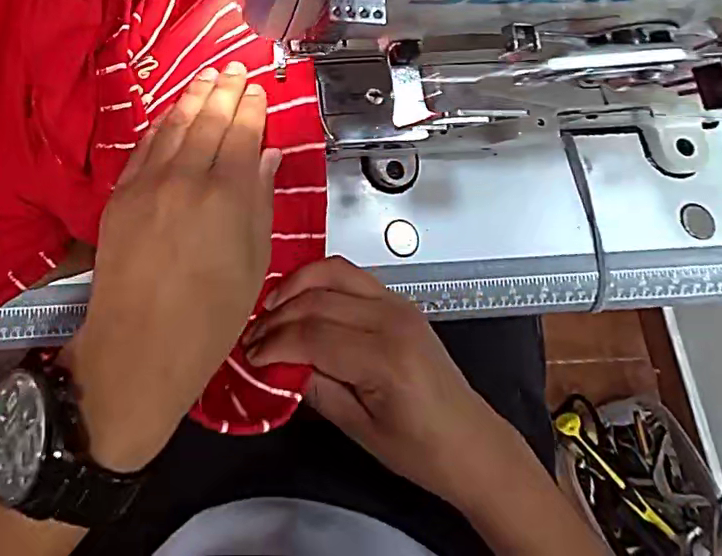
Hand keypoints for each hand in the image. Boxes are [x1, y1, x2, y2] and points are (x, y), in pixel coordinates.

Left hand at [62, 62, 280, 471]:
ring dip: (194, 96)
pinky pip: (145, 146)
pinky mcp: (121, 194)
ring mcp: (148, 183)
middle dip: (225, 90)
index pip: (243, 134)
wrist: (138, 348)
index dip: (252, 108)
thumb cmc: (209, 317)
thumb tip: (265, 156)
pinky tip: (173, 112)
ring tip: (208, 77)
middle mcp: (186, 179)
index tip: (258, 91)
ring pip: (176, 124)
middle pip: (210, 119)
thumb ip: (260, 200)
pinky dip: (163, 123)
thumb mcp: (253, 262)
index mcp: (227, 197)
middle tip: (236, 70)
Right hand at [242, 257, 539, 510]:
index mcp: (385, 358)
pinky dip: (319, 280)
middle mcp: (392, 319)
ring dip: (295, 285)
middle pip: (318, 298)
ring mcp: (397, 302)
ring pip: (333, 271)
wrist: (471, 442)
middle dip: (277, 315)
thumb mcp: (360, 429)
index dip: (274, 343)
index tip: (249, 356)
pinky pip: (350, 274)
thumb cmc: (421, 450)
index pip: (313, 334)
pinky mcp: (398, 298)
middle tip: (251, 336)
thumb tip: (274, 365)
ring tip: (270, 309)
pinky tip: (300, 299)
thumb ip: (315, 389)